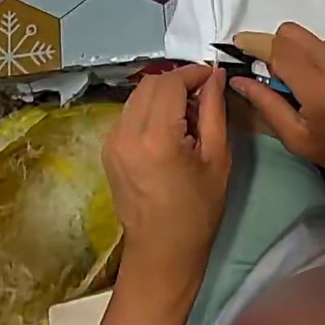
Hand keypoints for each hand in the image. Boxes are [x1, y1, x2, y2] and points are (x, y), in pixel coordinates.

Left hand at [102, 65, 229, 296]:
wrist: (161, 252)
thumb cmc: (198, 211)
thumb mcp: (217, 158)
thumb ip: (214, 110)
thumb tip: (216, 75)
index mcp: (156, 137)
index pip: (170, 82)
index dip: (192, 72)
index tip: (212, 75)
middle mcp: (126, 133)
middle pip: (150, 83)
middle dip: (178, 81)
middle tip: (203, 96)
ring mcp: (112, 140)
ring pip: (137, 95)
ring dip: (163, 94)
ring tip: (187, 116)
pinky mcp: (108, 148)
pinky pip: (129, 113)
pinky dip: (150, 109)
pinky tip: (169, 129)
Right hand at [229, 22, 324, 179]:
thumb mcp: (297, 138)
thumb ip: (266, 104)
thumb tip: (238, 79)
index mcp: (320, 89)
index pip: (279, 50)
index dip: (255, 45)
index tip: (239, 45)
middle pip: (290, 33)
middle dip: (276, 48)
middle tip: (281, 77)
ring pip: (310, 39)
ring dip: (302, 56)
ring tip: (314, 86)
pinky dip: (323, 59)